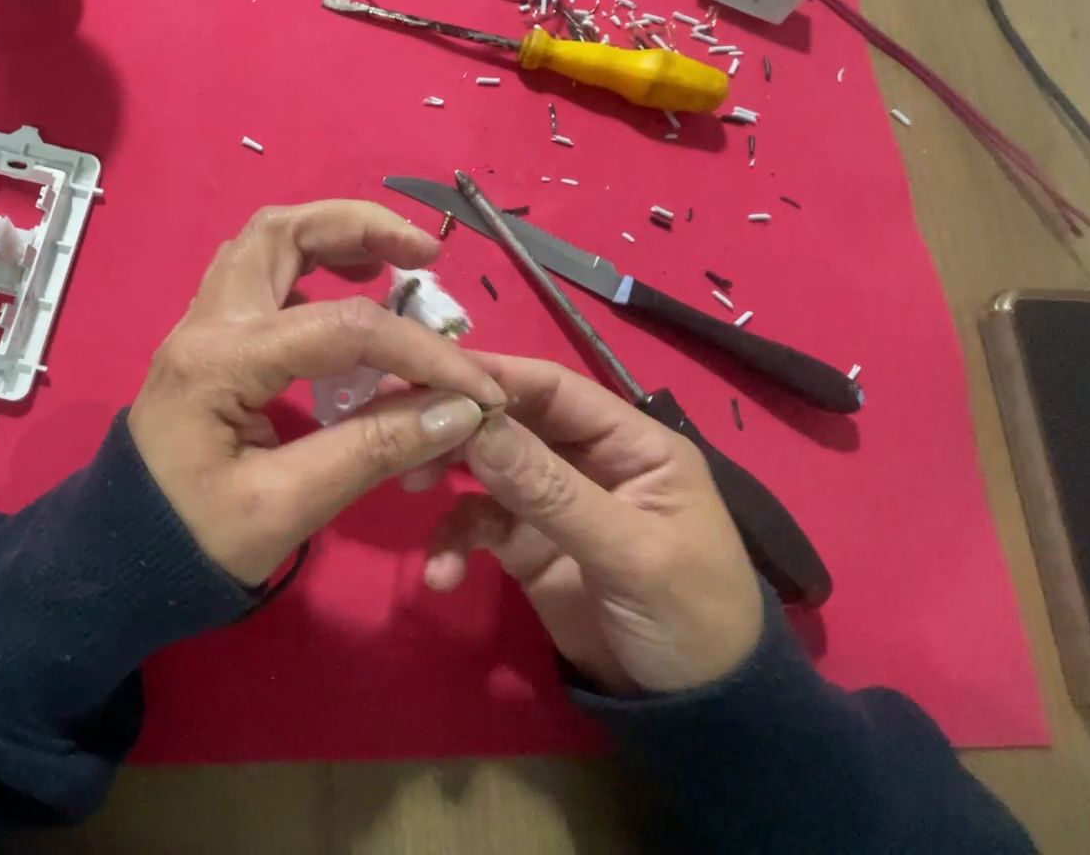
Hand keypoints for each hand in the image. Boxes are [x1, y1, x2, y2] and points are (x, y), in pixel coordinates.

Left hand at [129, 202, 506, 585]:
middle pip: (279, 233)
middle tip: (424, 253)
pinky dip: (308, 271)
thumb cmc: (194, 540)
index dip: (420, 351)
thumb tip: (457, 409)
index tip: (476, 387)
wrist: (122, 558)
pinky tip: (345, 300)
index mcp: (219, 362)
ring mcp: (201, 328)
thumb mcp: (286, 506)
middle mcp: (206, 325)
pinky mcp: (209, 345)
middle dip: (358, 227)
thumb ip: (371, 449)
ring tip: (392, 264)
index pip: (341, 328)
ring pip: (264, 245)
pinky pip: (258, 279)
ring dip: (329, 238)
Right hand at [424, 354, 762, 693]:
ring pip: (484, 468)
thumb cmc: (690, 619)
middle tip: (398, 420)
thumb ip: (551, 491)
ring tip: (408, 487)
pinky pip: (476, 526)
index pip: (554, 389)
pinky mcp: (524, 543)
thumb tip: (476, 426)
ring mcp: (550, 501)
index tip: (430, 374)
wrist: (690, 714)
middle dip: (456, 423)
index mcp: (630, 443)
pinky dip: (453, 543)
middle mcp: (586, 459)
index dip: (495, 375)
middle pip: (509, 420)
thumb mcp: (629, 553)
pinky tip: (441, 574)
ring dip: (445, 476)